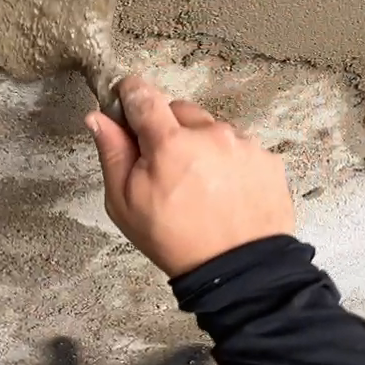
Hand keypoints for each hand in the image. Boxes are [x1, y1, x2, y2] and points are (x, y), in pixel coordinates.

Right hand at [86, 74, 295, 276]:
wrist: (239, 270)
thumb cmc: (174, 239)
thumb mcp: (124, 201)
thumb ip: (111, 152)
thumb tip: (98, 118)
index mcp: (169, 143)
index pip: (143, 94)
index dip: (129, 93)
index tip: (123, 100)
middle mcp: (210, 134)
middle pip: (177, 109)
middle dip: (165, 128)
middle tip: (161, 163)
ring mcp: (243, 145)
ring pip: (209, 126)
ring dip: (198, 142)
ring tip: (196, 182)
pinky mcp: (267, 158)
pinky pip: (237, 145)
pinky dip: (225, 158)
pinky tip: (220, 188)